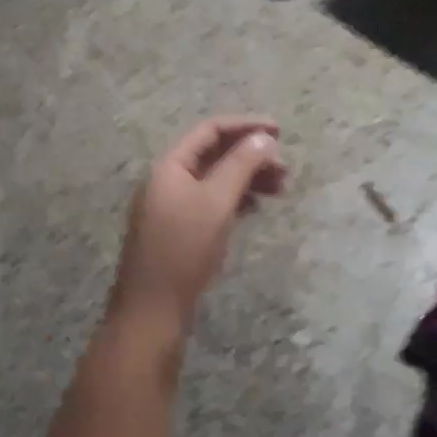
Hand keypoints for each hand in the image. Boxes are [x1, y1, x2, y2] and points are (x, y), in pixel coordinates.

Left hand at [109, 117, 287, 329]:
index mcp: (170, 165)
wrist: (152, 311)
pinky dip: (234, 198)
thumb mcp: (218, 202)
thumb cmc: (185, 249)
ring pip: (214, 179)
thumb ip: (241, 165)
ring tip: (279, 189)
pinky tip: (254, 208)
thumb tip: (264, 137)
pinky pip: (210, 201)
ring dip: (246, 178)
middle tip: (284, 167)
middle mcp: (168, 180)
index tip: (279, 131)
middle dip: (250, 155)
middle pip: (213, 154)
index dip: (246, 126)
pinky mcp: (178, 231)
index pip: (211, 130)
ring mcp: (171, 206)